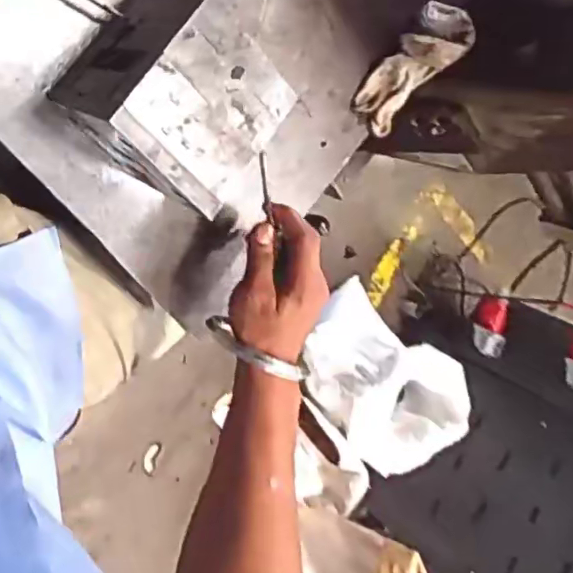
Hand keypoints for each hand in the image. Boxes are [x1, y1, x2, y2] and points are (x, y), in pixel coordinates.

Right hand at [228, 204, 329, 363]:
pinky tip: (266, 259)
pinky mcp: (306, 299)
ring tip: (260, 237)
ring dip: (284, 241)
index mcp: (308, 280)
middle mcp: (318, 283)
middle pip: (308, 245)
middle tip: (262, 219)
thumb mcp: (255, 292)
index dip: (290, 217)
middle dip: (287, 227)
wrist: (268, 366)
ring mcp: (314, 292)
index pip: (306, 238)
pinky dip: (284, 255)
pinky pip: (298, 267)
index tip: (271, 206)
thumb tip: (264, 227)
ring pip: (303, 256)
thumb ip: (260, 258)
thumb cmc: (260, 330)